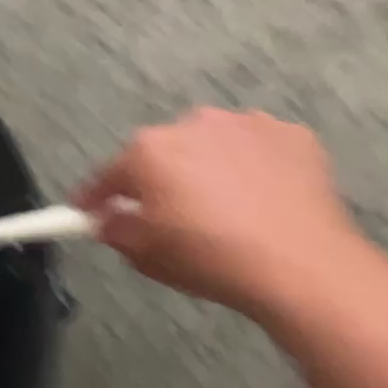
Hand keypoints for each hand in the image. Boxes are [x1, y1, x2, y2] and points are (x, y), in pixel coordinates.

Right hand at [76, 108, 375, 315]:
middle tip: (166, 218)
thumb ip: (114, 229)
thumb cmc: (208, 258)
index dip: (94, 198)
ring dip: (205, 170)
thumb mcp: (144, 254)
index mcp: (149, 151)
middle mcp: (194, 124)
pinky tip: (259, 202)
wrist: (300, 264)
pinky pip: (256, 151)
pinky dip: (251, 170)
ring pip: (211, 147)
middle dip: (157, 181)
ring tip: (221, 210)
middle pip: (161, 154)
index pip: (108, 175)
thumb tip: (109, 219)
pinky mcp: (292, 136)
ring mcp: (247, 124)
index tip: (88, 215)